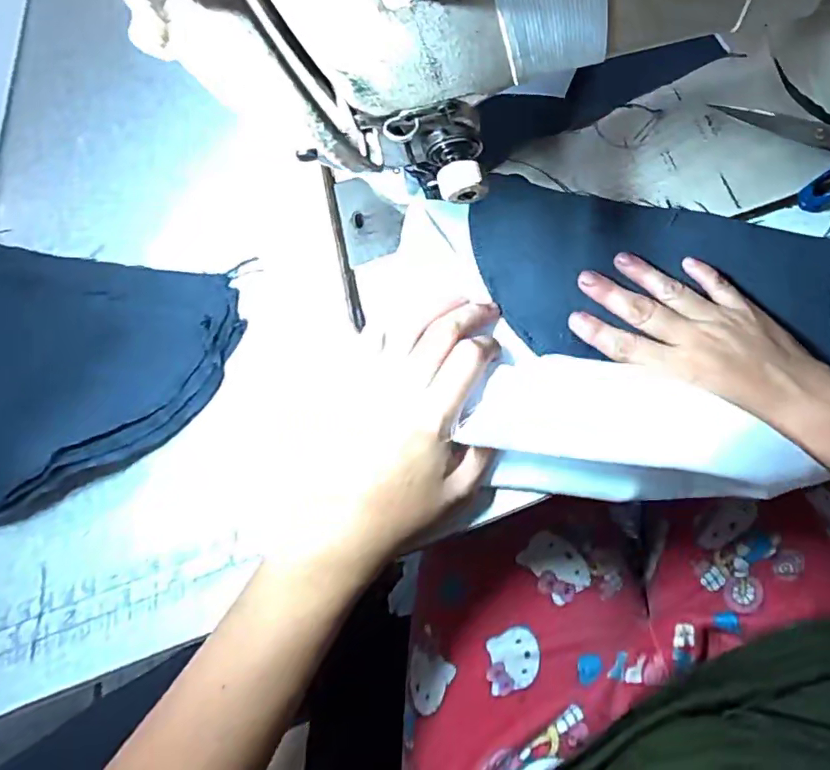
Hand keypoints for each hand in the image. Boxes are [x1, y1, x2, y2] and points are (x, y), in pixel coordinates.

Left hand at [269, 299, 497, 569]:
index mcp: (431, 417)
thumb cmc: (399, 515)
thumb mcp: (458, 494)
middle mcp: (400, 390)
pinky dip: (392, 322)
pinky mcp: (343, 386)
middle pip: (440, 332)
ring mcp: (367, 384)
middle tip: (488, 308)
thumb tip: (496, 416)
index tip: (496, 349)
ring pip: (404, 326)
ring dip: (435, 306)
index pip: (468, 359)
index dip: (488, 345)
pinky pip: (368, 340)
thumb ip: (485, 453)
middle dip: (471, 313)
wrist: (332, 531)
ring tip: (455, 299)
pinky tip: (407, 320)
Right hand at [567, 254, 829, 448]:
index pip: (631, 349)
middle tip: (586, 277)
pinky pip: (719, 286)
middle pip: (645, 313)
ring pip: (675, 292)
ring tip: (622, 259)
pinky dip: (703, 273)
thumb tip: (650, 365)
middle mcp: (695, 339)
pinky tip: (687, 261)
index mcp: (683, 369)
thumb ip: (675, 382)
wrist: (801, 399)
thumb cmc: (755, 418)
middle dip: (612, 295)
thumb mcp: (705, 408)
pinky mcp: (744, 310)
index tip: (576, 317)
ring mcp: (720, 319)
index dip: (601, 333)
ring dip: (647, 275)